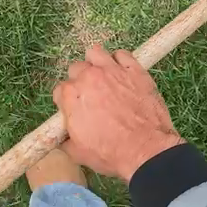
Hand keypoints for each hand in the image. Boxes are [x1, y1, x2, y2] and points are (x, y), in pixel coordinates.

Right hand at [51, 45, 184, 181]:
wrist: (146, 151)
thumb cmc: (111, 153)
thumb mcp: (77, 152)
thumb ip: (65, 139)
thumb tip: (63, 136)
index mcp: (71, 95)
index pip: (60, 89)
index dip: (67, 101)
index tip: (75, 109)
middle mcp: (89, 77)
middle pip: (76, 69)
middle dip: (80, 81)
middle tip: (90, 96)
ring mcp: (112, 71)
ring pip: (95, 53)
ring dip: (95, 63)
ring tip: (102, 76)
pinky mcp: (134, 70)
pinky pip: (122, 54)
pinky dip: (119, 61)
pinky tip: (122, 72)